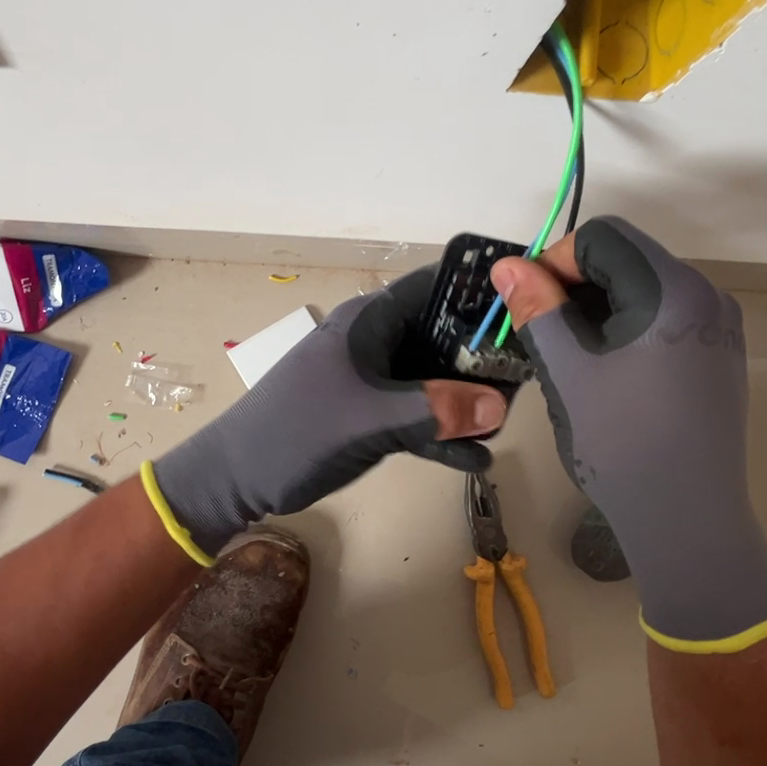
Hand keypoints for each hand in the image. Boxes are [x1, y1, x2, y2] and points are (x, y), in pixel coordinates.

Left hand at [148, 268, 507, 557]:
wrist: (240, 476)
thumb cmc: (299, 429)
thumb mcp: (370, 417)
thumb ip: (437, 409)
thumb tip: (499, 405)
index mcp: (370, 321)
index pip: (434, 288)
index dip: (479, 293)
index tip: (525, 307)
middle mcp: (376, 342)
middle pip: (442, 337)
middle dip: (482, 360)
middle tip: (526, 381)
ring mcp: (373, 381)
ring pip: (433, 381)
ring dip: (466, 403)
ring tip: (503, 427)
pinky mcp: (370, 416)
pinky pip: (417, 416)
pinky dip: (443, 433)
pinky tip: (476, 459)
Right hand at [490, 216, 766, 650]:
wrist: (687, 519)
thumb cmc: (621, 443)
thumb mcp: (568, 372)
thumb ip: (537, 310)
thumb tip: (508, 265)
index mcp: (674, 291)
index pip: (604, 237)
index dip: (556, 259)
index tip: (528, 303)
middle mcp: (707, 297)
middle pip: (627, 259)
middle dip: (574, 285)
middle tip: (541, 333)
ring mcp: (718, 329)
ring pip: (642, 290)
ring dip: (596, 308)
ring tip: (569, 357)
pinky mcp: (717, 358)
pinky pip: (662, 319)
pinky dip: (624, 328)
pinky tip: (605, 372)